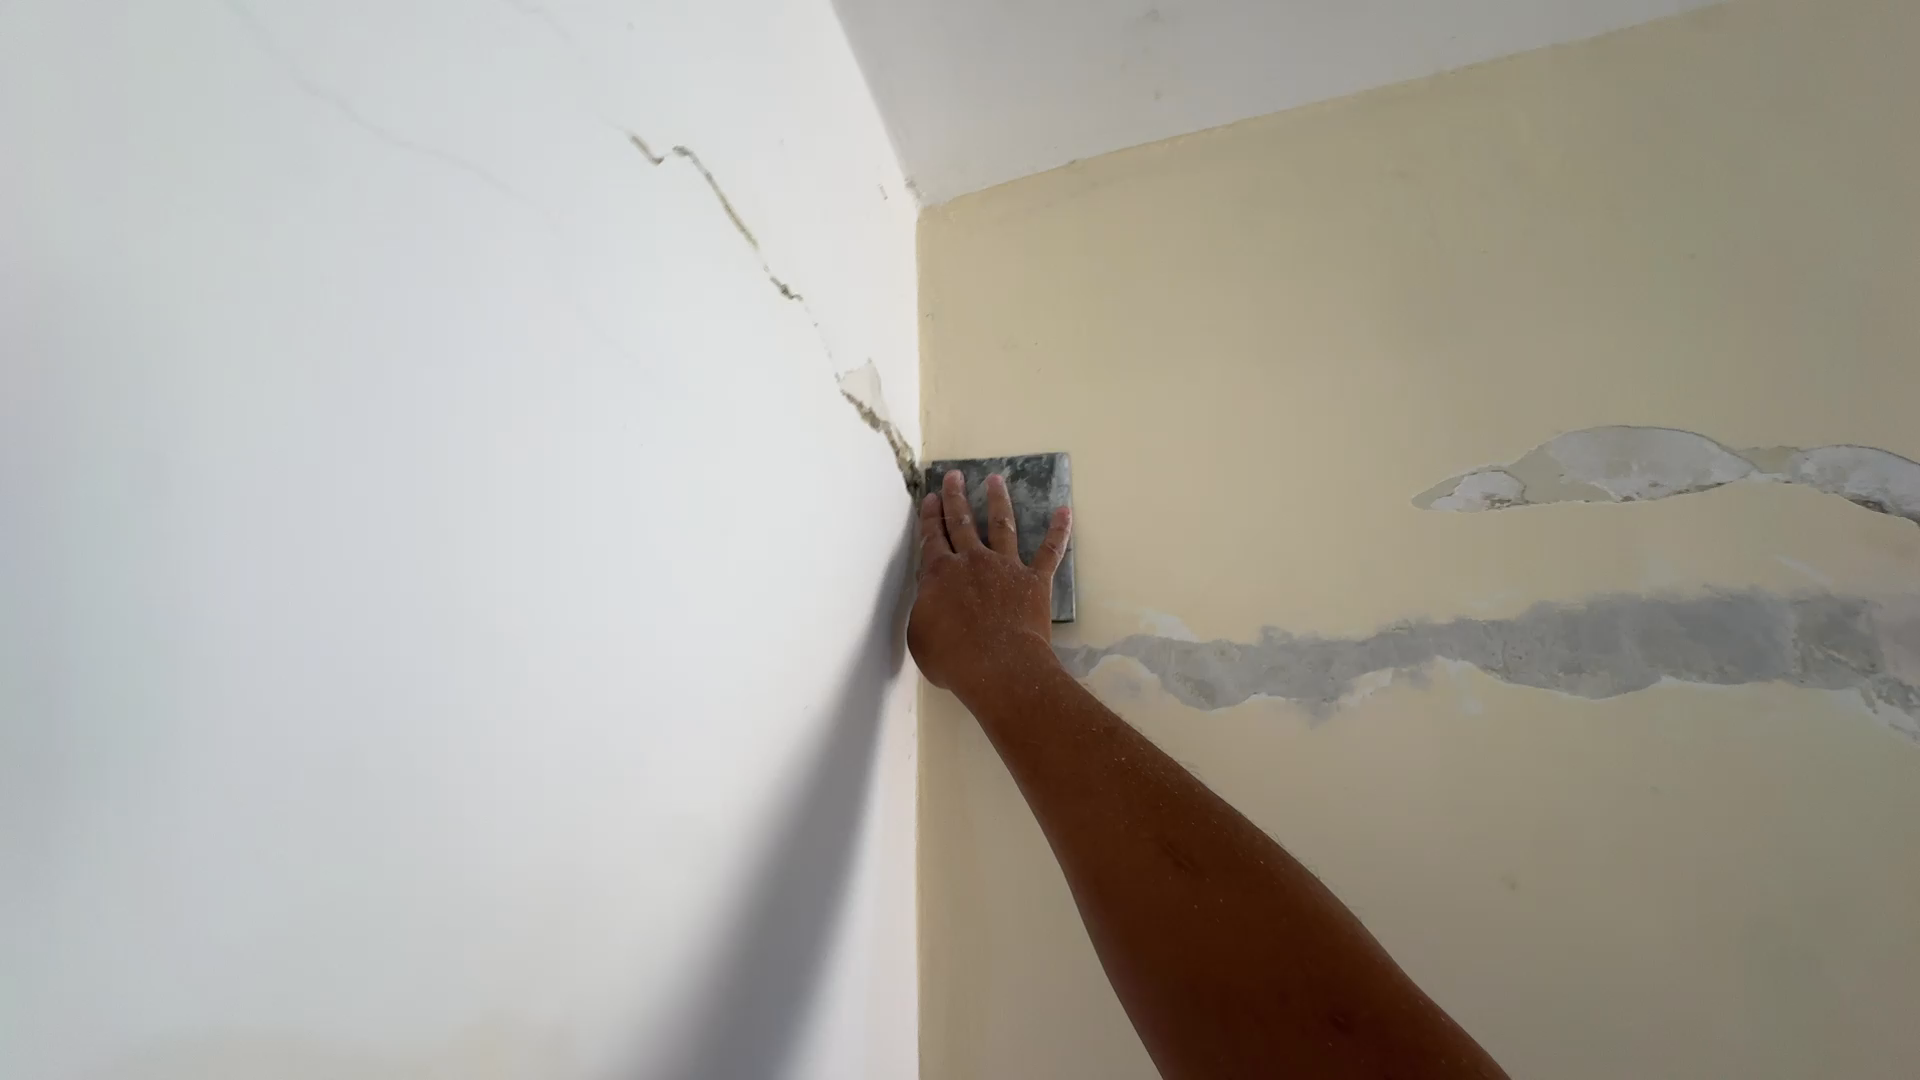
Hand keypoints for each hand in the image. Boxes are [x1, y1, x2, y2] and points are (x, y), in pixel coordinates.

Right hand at [909, 470, 1071, 696]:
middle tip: (954, 476)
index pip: (932, 538)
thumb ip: (924, 609)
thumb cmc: (952, 658)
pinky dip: (1058, 530)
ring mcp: (1005, 567)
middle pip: (962, 523)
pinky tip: (1064, 511)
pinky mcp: (1034, 580)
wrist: (998, 667)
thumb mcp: (919, 634)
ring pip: (1001, 525)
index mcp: (940, 574)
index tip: (931, 497)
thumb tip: (931, 599)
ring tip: (995, 480)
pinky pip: (1049, 550)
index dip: (930, 517)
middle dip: (956, 498)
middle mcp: (972, 561)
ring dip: (998, 501)